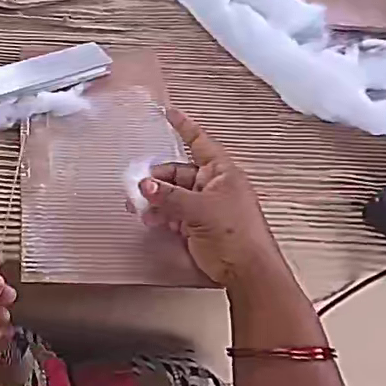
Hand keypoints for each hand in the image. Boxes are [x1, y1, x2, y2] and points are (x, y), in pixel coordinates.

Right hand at [139, 107, 287, 286]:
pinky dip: (160, 215)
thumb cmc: (237, 235)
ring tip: (140, 207)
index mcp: (222, 173)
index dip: (184, 127)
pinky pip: (173, 213)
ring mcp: (205, 206)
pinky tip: (150, 219)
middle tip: (139, 187)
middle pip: (177, 173)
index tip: (169, 113)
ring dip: (155, 200)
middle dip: (157, 179)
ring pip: (172, 195)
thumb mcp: (199, 209)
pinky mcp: (197, 225)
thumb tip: (146, 185)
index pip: (199, 143)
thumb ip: (169, 196)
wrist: (247, 272)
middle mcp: (213, 186)